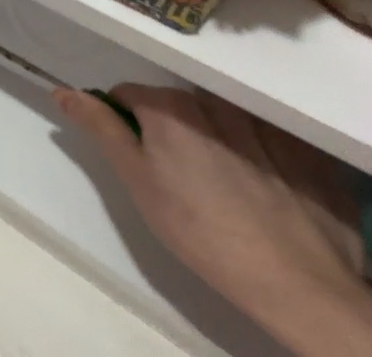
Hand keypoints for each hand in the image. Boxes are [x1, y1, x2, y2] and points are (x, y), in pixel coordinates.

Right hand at [59, 86, 371, 356]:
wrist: (294, 281)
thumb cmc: (196, 228)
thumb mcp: (135, 177)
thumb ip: (100, 126)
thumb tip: (64, 92)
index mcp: (171, 108)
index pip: (129, 93)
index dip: (122, 118)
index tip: (133, 150)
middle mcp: (219, 107)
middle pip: (178, 102)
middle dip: (169, 124)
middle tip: (173, 168)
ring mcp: (269, 130)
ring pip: (223, 117)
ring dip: (214, 134)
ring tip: (220, 178)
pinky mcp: (309, 156)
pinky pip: (271, 137)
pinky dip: (260, 150)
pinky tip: (262, 182)